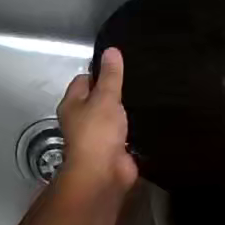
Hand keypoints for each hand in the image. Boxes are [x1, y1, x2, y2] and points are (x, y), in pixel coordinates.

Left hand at [56, 47, 137, 194]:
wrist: (103, 174)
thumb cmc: (97, 132)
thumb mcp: (105, 98)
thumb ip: (111, 76)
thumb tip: (111, 50)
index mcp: (72, 104)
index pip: (84, 80)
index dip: (101, 71)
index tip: (121, 65)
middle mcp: (82, 119)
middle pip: (99, 98)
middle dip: (117, 90)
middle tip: (140, 78)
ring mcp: (98, 135)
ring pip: (114, 115)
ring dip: (127, 110)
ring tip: (149, 94)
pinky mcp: (115, 148)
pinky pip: (126, 132)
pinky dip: (135, 127)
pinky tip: (152, 117)